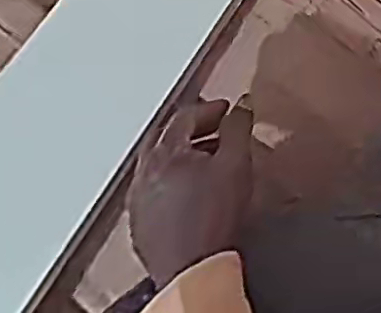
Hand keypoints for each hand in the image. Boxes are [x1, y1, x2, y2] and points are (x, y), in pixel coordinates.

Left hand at [129, 99, 253, 285]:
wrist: (195, 272)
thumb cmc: (214, 216)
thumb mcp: (236, 162)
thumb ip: (238, 127)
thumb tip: (242, 106)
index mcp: (164, 154)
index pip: (184, 117)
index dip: (208, 109)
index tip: (226, 111)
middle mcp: (144, 175)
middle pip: (166, 138)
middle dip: (192, 129)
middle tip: (215, 129)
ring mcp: (138, 202)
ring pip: (158, 165)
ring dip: (183, 155)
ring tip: (208, 160)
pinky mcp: (140, 226)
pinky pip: (155, 191)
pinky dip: (173, 180)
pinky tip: (192, 191)